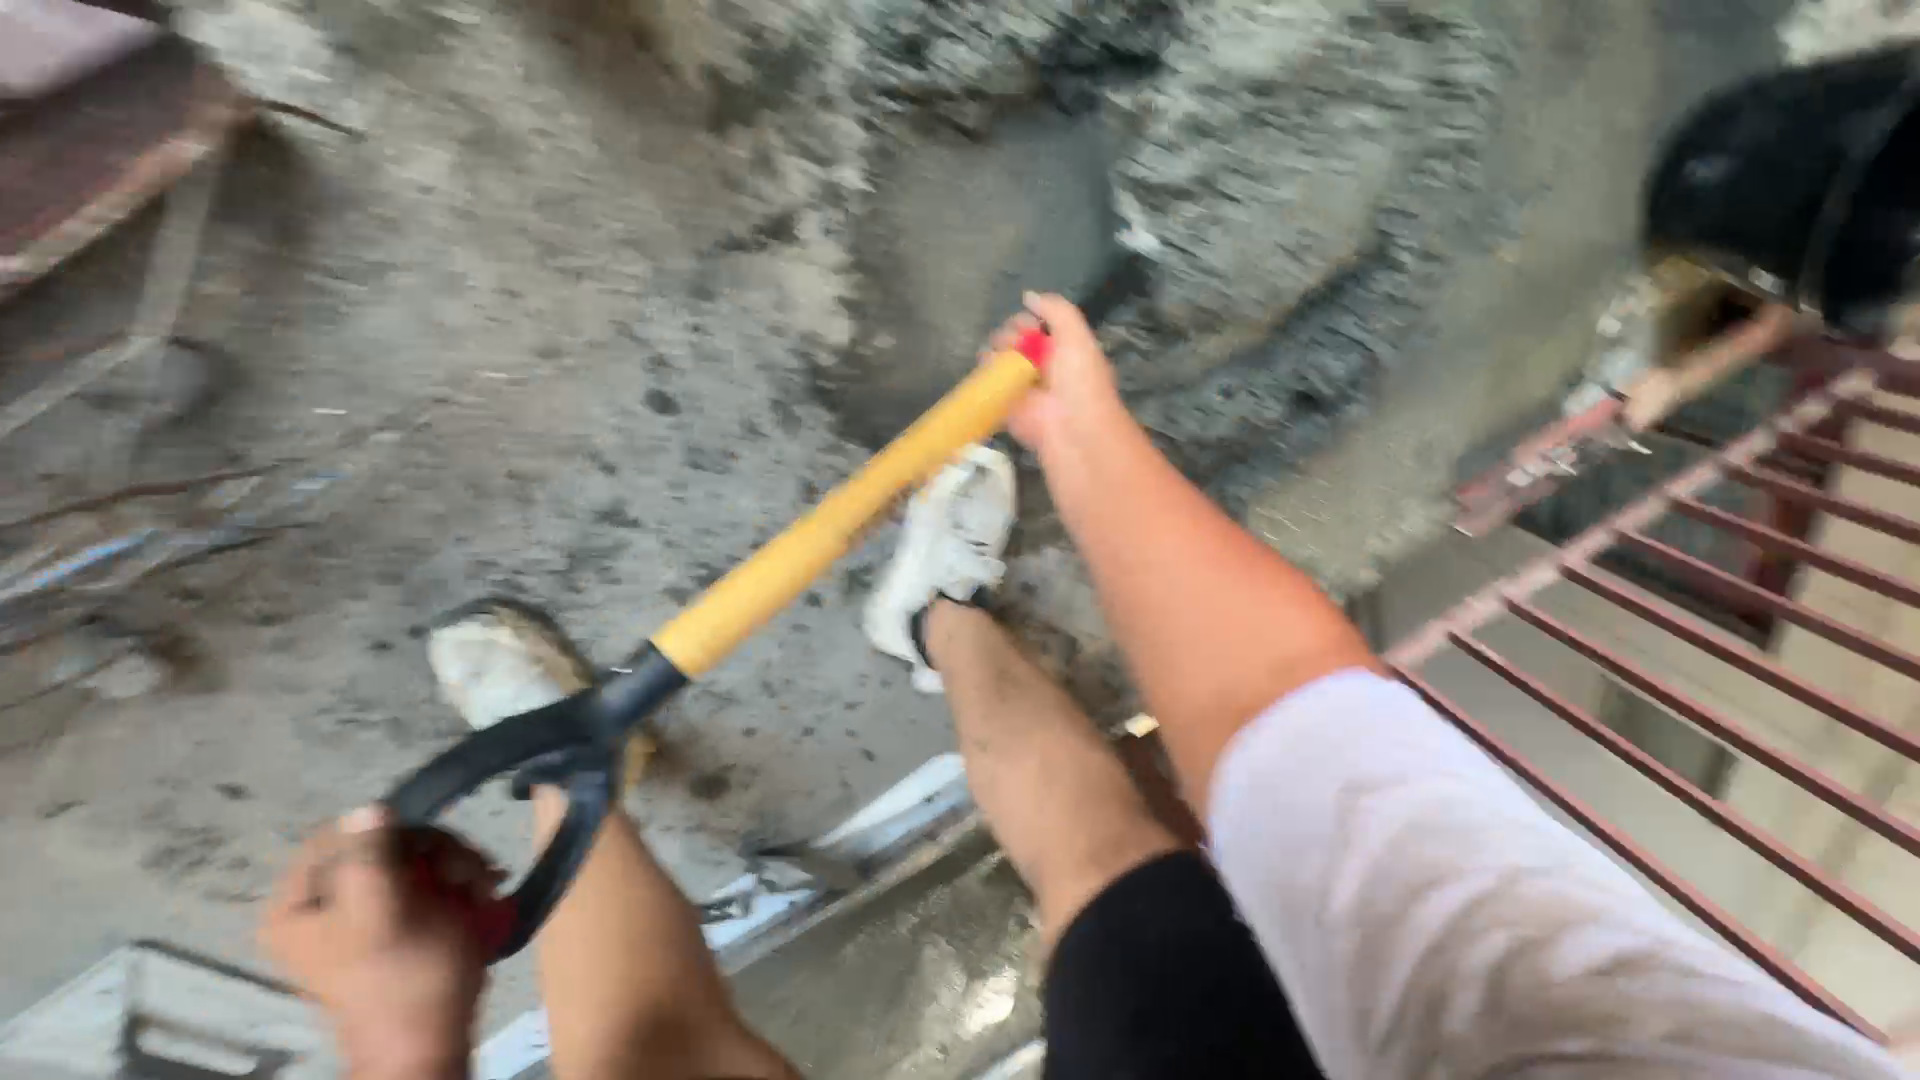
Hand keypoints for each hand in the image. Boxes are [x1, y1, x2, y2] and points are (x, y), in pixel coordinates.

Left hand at [261, 806, 496, 1079]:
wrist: (429, 1040)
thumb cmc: (405, 980)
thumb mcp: (385, 915)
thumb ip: (371, 860)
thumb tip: (369, 807)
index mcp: (299, 905)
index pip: (339, 836)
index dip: (392, 834)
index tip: (433, 853)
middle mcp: (325, 902)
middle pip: (385, 841)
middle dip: (438, 852)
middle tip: (472, 873)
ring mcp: (364, 908)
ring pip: (416, 854)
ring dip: (459, 864)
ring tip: (483, 888)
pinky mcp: (399, 916)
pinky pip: (429, 875)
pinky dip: (461, 878)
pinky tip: (483, 892)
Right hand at [985, 292, 1129, 457]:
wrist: (1073, 429)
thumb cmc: (1080, 380)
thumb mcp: (1077, 336)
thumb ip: (1056, 310)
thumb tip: (1029, 296)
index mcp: (1062, 350)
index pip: (1037, 327)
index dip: (1027, 320)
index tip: (1026, 323)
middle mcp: (1042, 368)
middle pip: (1015, 342)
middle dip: (1009, 334)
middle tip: (1014, 341)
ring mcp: (1023, 388)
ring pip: (999, 361)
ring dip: (995, 351)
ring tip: (1002, 354)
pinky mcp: (1006, 406)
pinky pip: (990, 386)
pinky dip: (985, 374)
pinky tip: (988, 366)